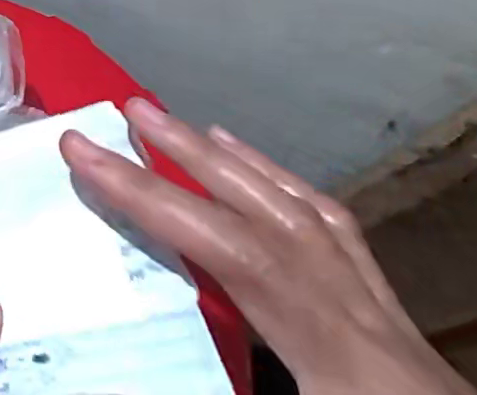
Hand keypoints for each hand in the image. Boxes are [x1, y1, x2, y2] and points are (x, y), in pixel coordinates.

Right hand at [59, 99, 476, 394]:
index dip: (149, 198)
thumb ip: (217, 377)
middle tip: (127, 109)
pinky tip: (252, 162)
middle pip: (263, 215)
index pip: (229, 253)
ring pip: (301, 210)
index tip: (81, 154)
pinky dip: (286, 185)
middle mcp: (364, 320)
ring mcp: (387, 315)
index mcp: (339, 356)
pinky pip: (339, 232)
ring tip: (176, 122)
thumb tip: (125, 356)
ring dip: (229, 160)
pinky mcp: (395, 321)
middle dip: (187, 157)